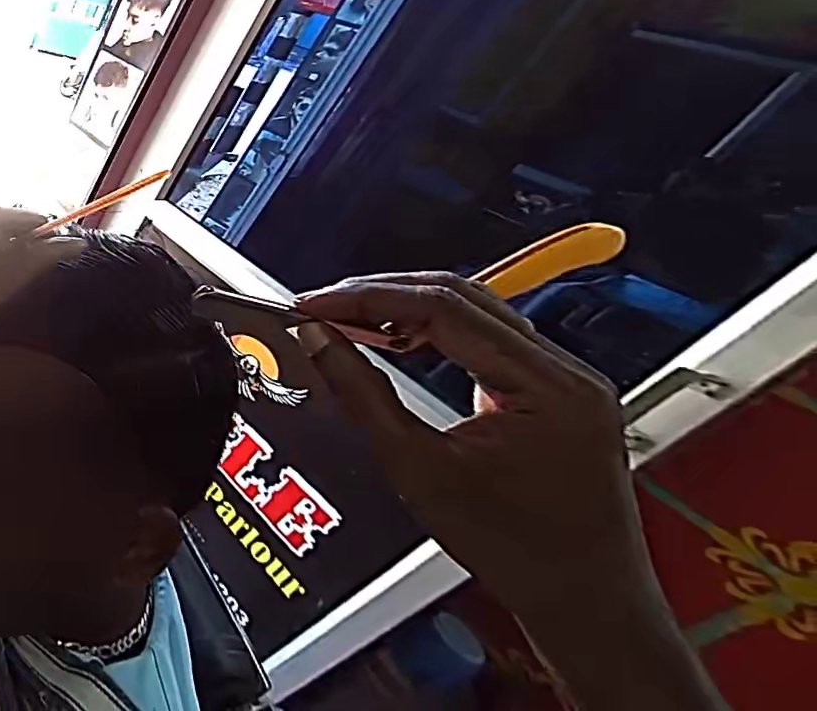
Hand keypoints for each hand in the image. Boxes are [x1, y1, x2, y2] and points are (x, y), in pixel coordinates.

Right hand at [297, 273, 717, 708]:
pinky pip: (473, 332)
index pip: (440, 307)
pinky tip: (383, 336)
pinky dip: (419, 325)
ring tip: (341, 317)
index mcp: (547, 387)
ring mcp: (559, 377)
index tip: (313, 305)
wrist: (583, 602)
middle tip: (318, 306)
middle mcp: (564, 372)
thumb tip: (317, 338)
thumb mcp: (415, 464)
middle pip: (454, 294)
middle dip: (375, 294)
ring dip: (395, 305)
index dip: (364, 298)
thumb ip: (360, 390)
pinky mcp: (543, 386)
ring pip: (464, 305)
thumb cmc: (517, 546)